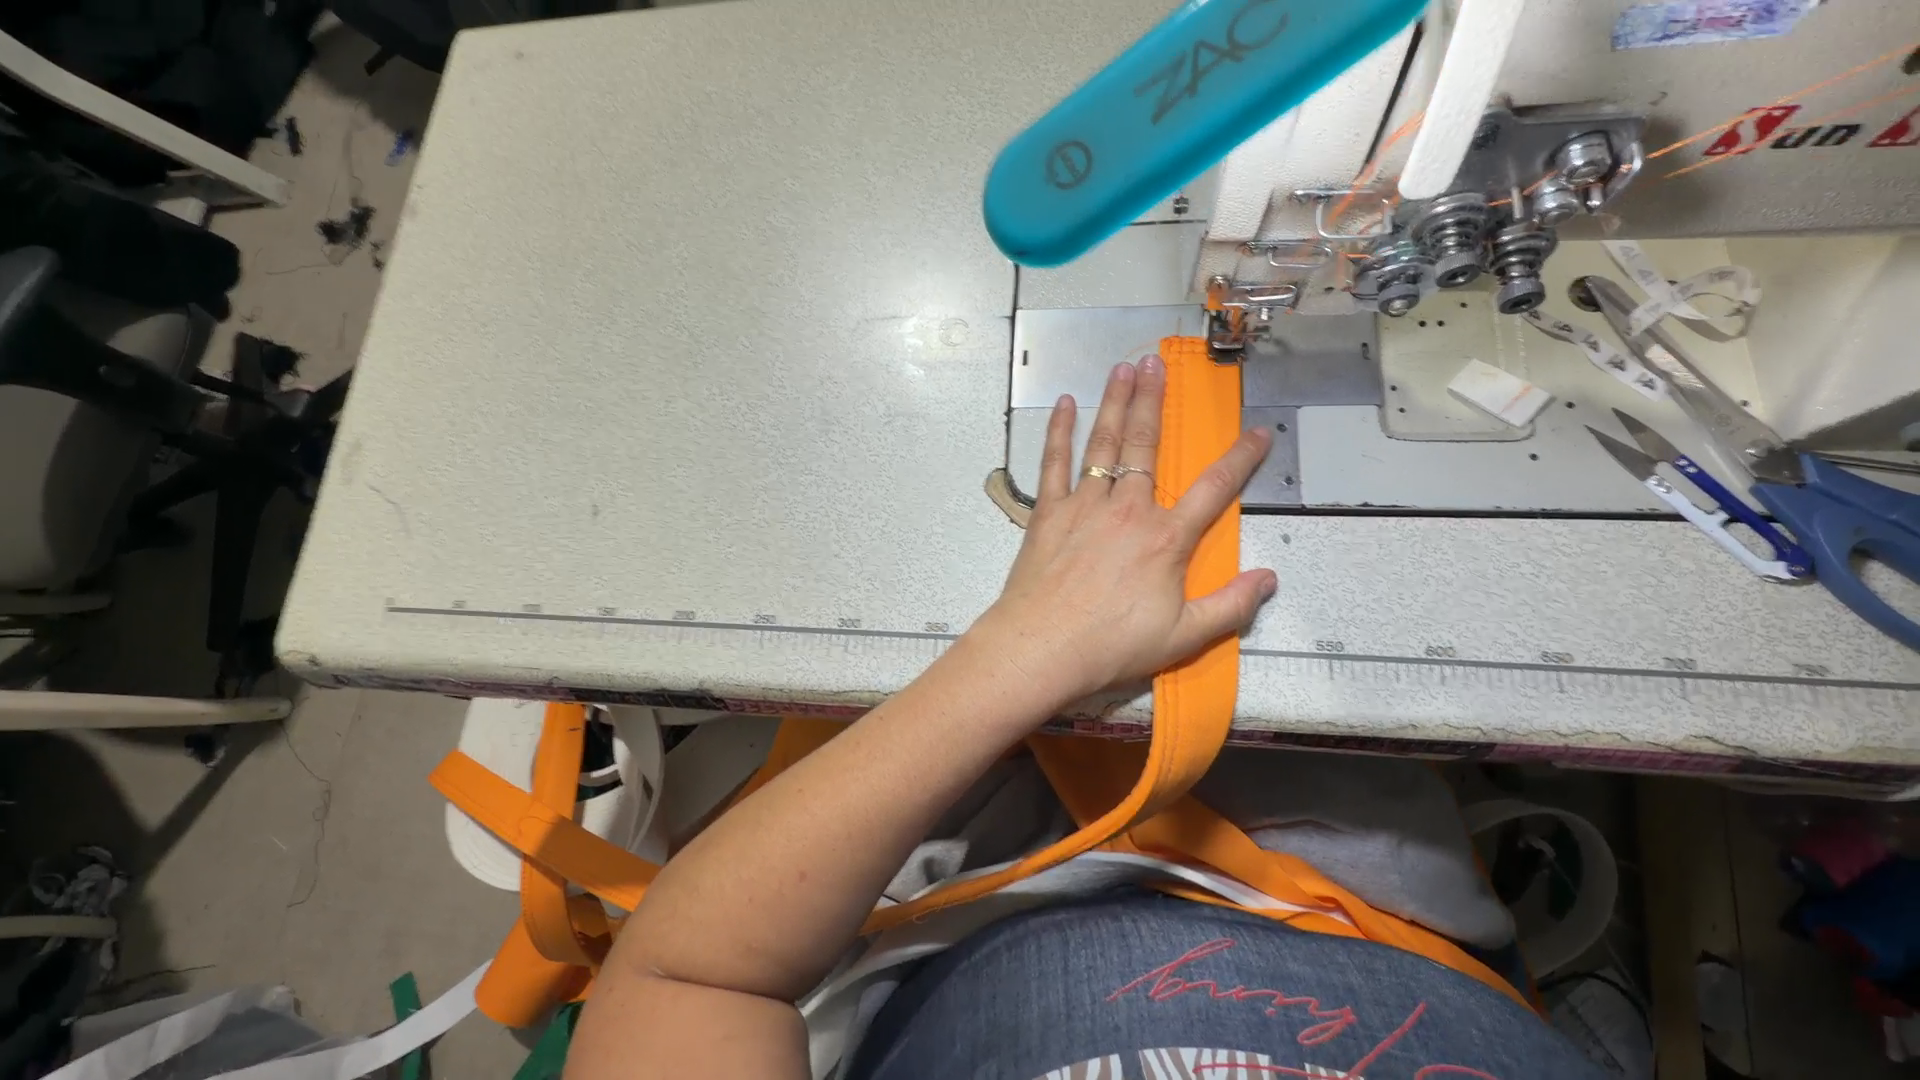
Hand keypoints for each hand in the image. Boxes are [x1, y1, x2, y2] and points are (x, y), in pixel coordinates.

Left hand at [969, 355, 1277, 711]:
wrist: (1043, 648)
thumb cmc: (1111, 645)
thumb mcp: (1184, 635)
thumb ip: (1231, 606)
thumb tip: (1269, 580)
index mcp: (1166, 539)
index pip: (1215, 489)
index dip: (1242, 458)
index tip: (1258, 433)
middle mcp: (1127, 510)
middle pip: (1146, 444)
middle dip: (1154, 401)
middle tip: (1157, 363)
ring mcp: (1084, 505)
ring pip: (1103, 444)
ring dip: (1115, 403)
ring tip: (1122, 368)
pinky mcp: (1048, 512)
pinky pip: (1054, 463)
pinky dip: (1059, 432)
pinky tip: (1065, 405)